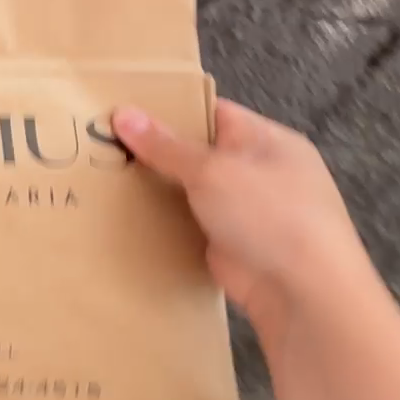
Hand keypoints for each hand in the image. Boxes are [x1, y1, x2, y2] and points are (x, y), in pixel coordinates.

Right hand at [113, 99, 381, 332]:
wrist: (302, 293)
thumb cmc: (269, 216)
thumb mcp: (213, 171)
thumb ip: (164, 144)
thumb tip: (122, 113)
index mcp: (268, 142)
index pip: (210, 111)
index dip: (166, 106)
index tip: (118, 105)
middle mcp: (257, 168)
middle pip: (192, 146)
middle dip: (149, 144)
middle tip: (97, 136)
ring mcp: (243, 204)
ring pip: (183, 180)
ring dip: (149, 178)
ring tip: (97, 166)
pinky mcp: (225, 233)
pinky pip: (183, 211)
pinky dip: (156, 209)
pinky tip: (118, 202)